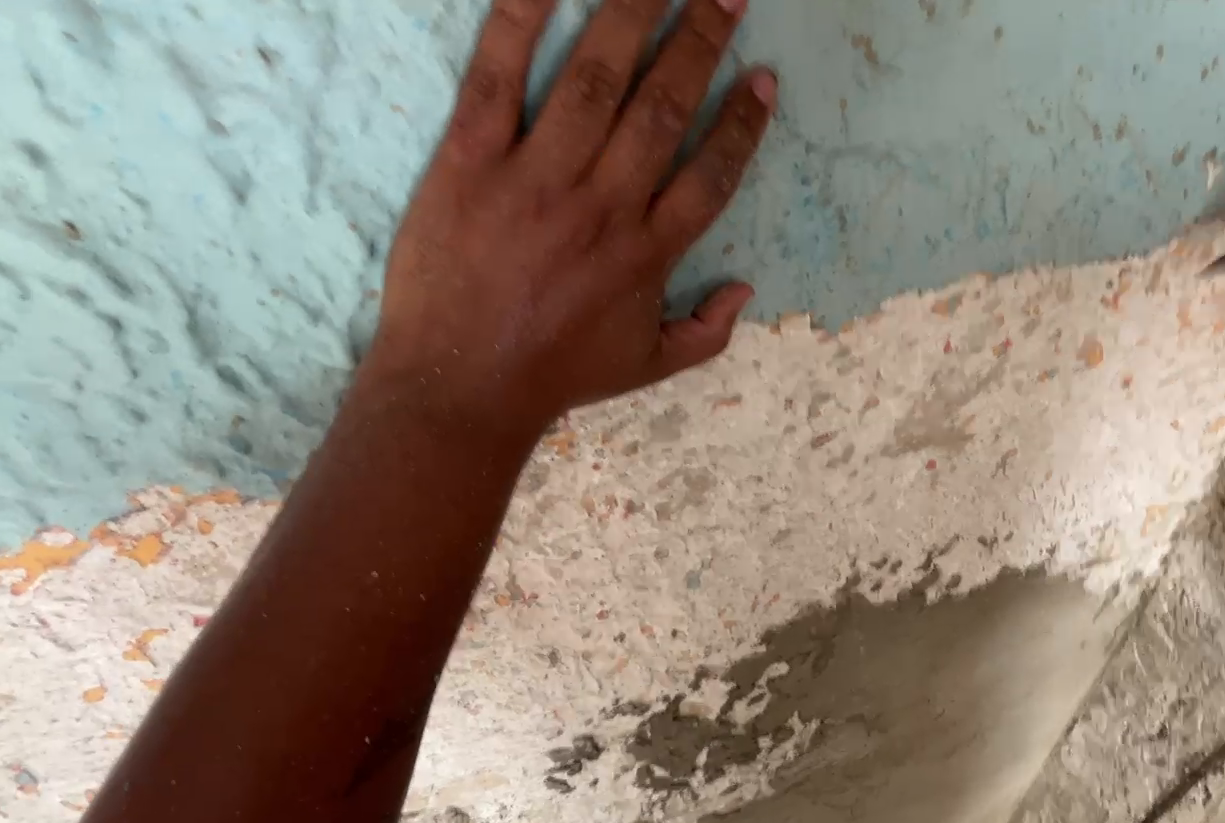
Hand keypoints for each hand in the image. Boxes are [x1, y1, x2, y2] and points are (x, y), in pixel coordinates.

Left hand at [370, 0, 775, 419]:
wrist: (462, 384)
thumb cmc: (558, 374)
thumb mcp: (648, 367)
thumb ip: (707, 334)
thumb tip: (746, 290)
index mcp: (647, 255)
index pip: (711, 175)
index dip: (742, 124)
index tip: (763, 81)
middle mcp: (602, 207)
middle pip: (663, 108)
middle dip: (702, 41)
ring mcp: (535, 179)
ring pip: (594, 78)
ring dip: (633, 13)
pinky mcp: (470, 162)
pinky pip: (497, 76)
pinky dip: (520, 18)